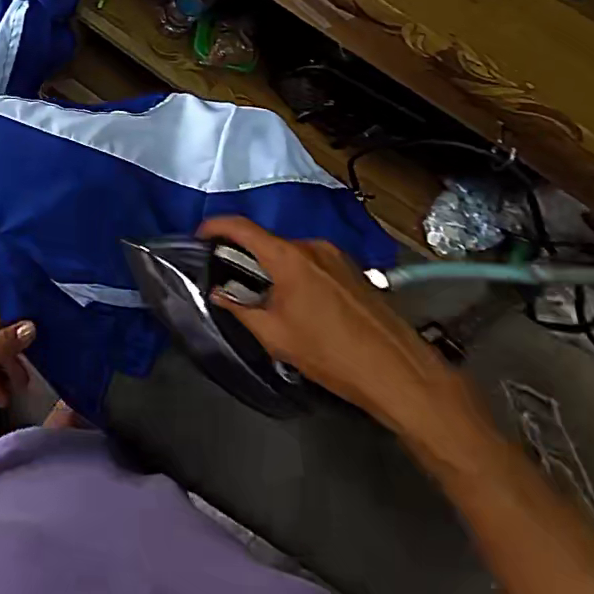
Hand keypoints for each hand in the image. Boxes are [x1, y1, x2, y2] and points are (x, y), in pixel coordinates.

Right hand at [197, 217, 472, 438]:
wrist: (393, 367)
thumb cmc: (330, 353)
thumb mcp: (276, 336)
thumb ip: (241, 309)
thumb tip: (220, 292)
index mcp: (290, 256)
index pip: (243, 228)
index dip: (216, 227)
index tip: (200, 235)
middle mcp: (314, 246)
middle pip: (269, 243)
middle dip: (248, 261)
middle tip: (233, 287)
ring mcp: (337, 255)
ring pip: (292, 255)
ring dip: (275, 272)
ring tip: (269, 306)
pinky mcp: (352, 269)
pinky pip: (314, 264)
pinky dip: (298, 278)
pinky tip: (301, 309)